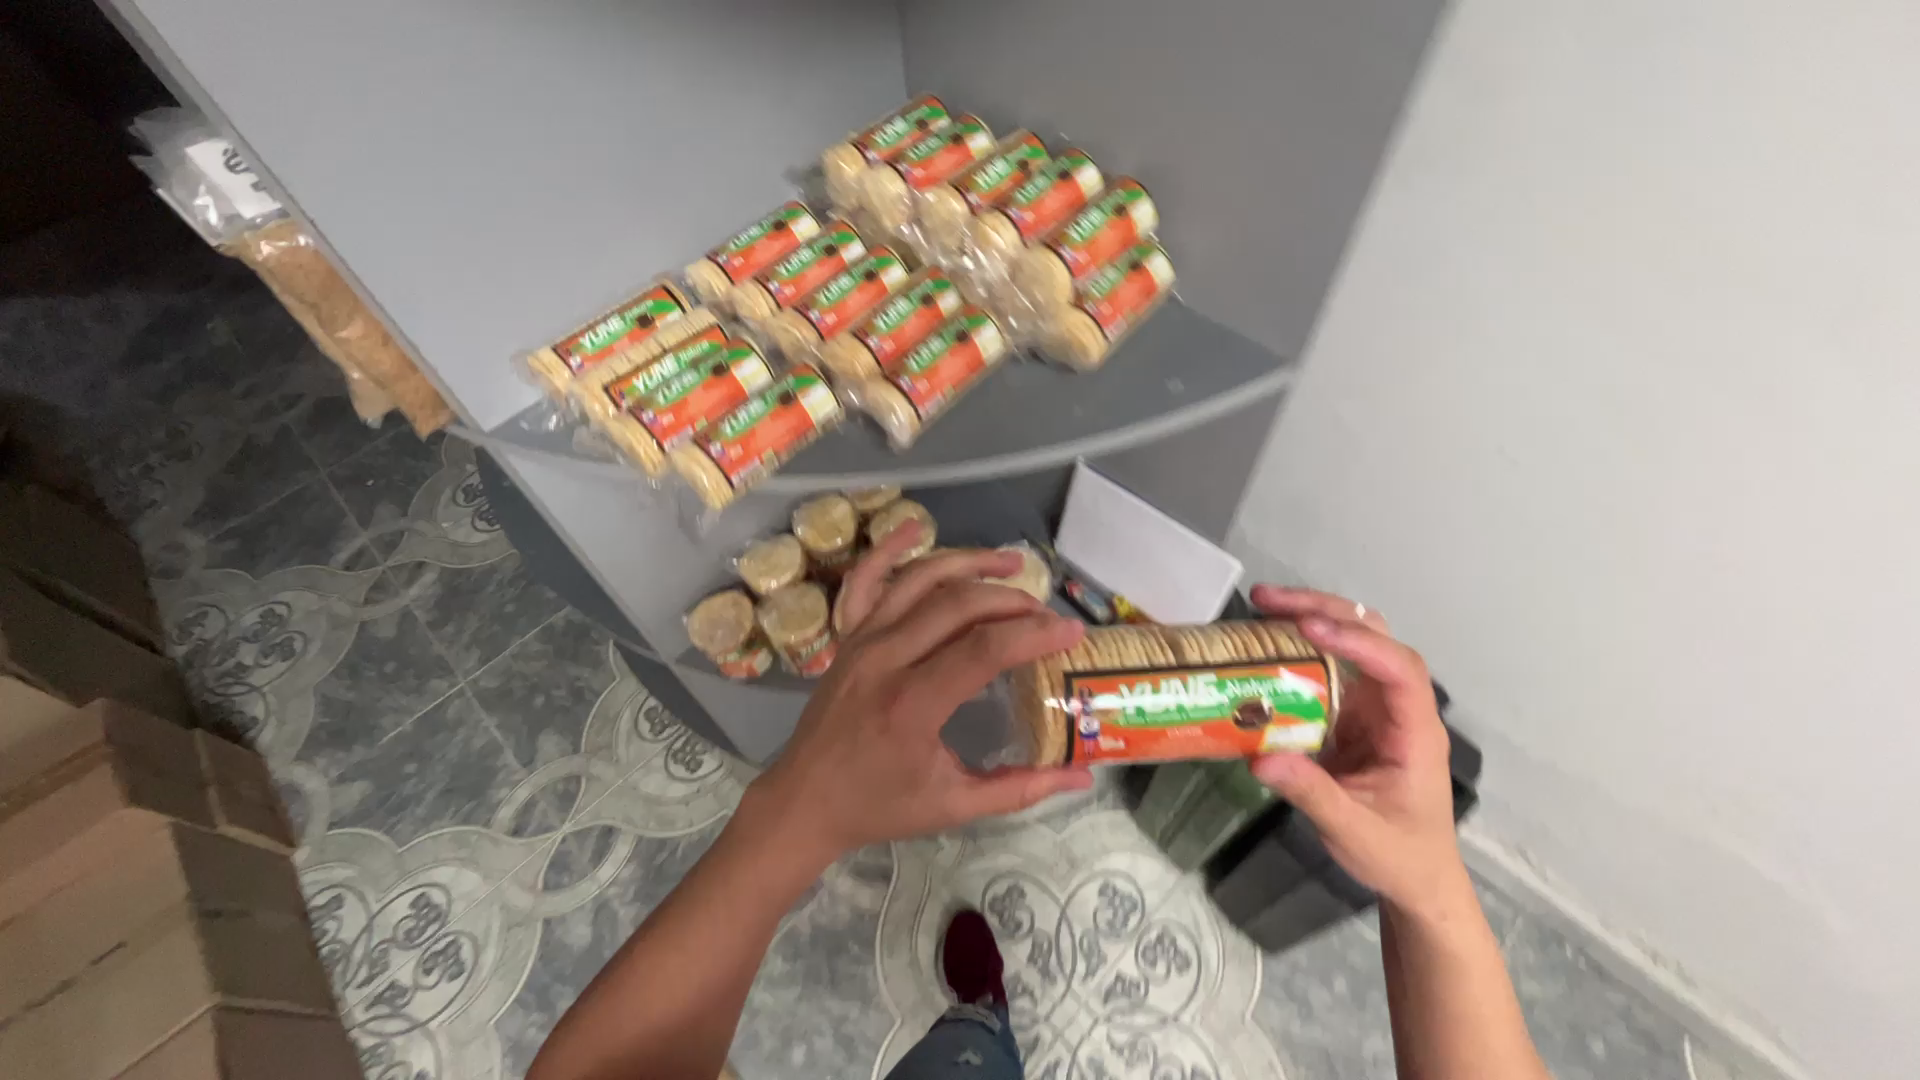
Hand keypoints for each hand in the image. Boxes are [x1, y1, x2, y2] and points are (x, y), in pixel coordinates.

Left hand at [754, 523, 1093, 862]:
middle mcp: (885, 659)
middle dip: (1011, 602)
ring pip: (920, 581)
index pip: (983, 650)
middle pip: (958, 606)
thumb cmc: (880, 806)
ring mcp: (861, 640)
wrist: (804, 800)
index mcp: (912, 704)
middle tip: (1046, 615)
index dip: (1033, 635)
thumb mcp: (954, 806)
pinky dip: (890, 549)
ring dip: (969, 564)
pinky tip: (918, 526)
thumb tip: (1082, 776)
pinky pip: (866, 580)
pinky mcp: (847, 636)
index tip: (1070, 631)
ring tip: (1012, 563)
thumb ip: (1021, 789)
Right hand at [1247, 586, 1467, 917]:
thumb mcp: (1355, 833)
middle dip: (1324, 610)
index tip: (1310, 629)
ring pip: (1350, 643)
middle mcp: (1396, 707)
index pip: (1399, 669)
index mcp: (1414, 731)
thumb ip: (1312, 794)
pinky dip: (1294, 648)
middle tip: (1266, 600)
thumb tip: (1260, 756)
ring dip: (1308, 617)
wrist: (1416, 877)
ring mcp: (1373, 707)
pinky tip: (1261, 643)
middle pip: (1374, 636)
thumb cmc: (1399, 856)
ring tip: (1260, 607)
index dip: (1358, 643)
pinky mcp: (1348, 714)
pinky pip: (1324, 669)